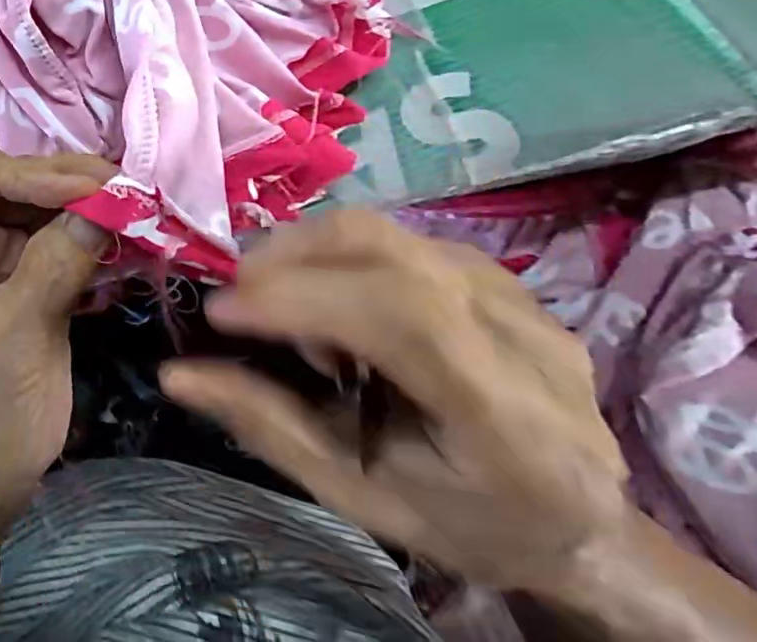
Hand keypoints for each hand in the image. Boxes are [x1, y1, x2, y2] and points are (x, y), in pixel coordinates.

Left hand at [0, 148, 113, 596]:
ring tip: (140, 208)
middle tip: (132, 191)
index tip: (92, 189)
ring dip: (90, 206)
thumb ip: (55, 264)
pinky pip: (66, 244)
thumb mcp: (15, 333)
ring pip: (46, 211)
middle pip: (17, 185)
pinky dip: (97, 237)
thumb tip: (104, 204)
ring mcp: (3, 262)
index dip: (33, 172)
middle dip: (69, 183)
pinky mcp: (34, 285)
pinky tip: (131, 238)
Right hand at [158, 210, 631, 594]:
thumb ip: (267, 426)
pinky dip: (331, 254)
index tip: (220, 313)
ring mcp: (518, 299)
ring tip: (281, 304)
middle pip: (388, 250)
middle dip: (287, 258)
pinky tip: (327, 301)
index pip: (404, 318)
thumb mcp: (357, 497)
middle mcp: (526, 343)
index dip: (299, 299)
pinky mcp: (496, 276)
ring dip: (302, 251)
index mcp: (511, 424)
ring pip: (383, 231)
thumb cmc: (462, 522)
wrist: (581, 525)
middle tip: (237, 298)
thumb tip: (176, 374)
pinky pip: (392, 237)